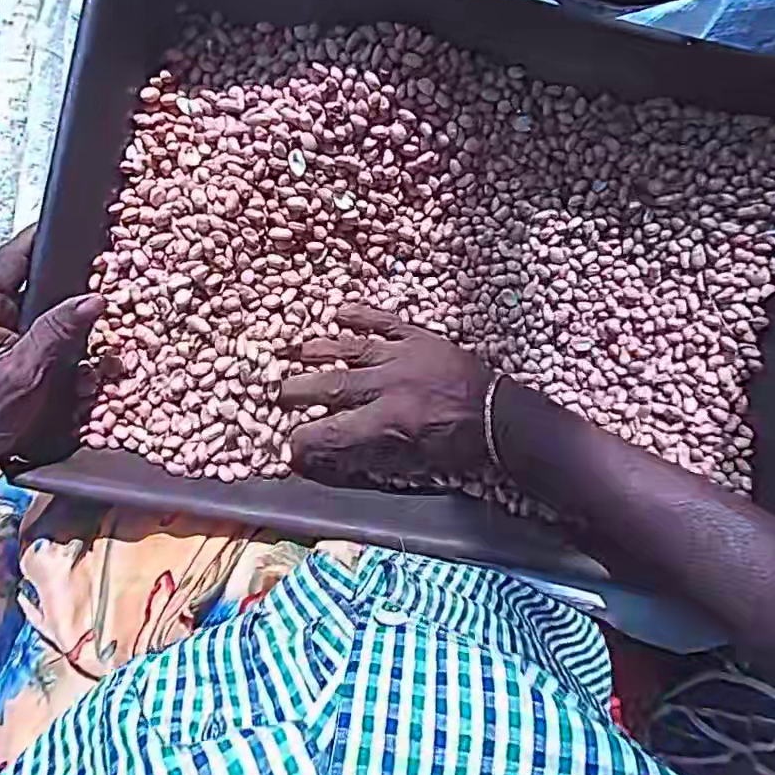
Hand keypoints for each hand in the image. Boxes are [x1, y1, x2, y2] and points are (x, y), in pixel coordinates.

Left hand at [0, 225, 104, 480]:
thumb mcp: (22, 377)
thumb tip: (95, 298)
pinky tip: (67, 325)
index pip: (8, 260)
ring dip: (52, 298)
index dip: (40, 238)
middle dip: (57, 271)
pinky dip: (43, 319)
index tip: (71, 220)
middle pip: (18, 277)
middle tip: (97, 260)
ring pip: (20, 300)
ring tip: (90, 289)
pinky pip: (17, 320)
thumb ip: (57, 333)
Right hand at [278, 306, 493, 484]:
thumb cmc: (456, 444)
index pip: (334, 431)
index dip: (306, 440)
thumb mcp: (413, 462)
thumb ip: (370, 455)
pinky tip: (341, 312)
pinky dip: (362, 315)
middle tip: (277, 392)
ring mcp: (402, 356)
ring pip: (351, 349)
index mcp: (389, 421)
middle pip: (333, 385)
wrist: (497, 415)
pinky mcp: (418, 338)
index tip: (288, 445)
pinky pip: (385, 322)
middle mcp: (388, 385)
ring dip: (320, 349)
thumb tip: (333, 454)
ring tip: (295, 349)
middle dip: (300, 390)